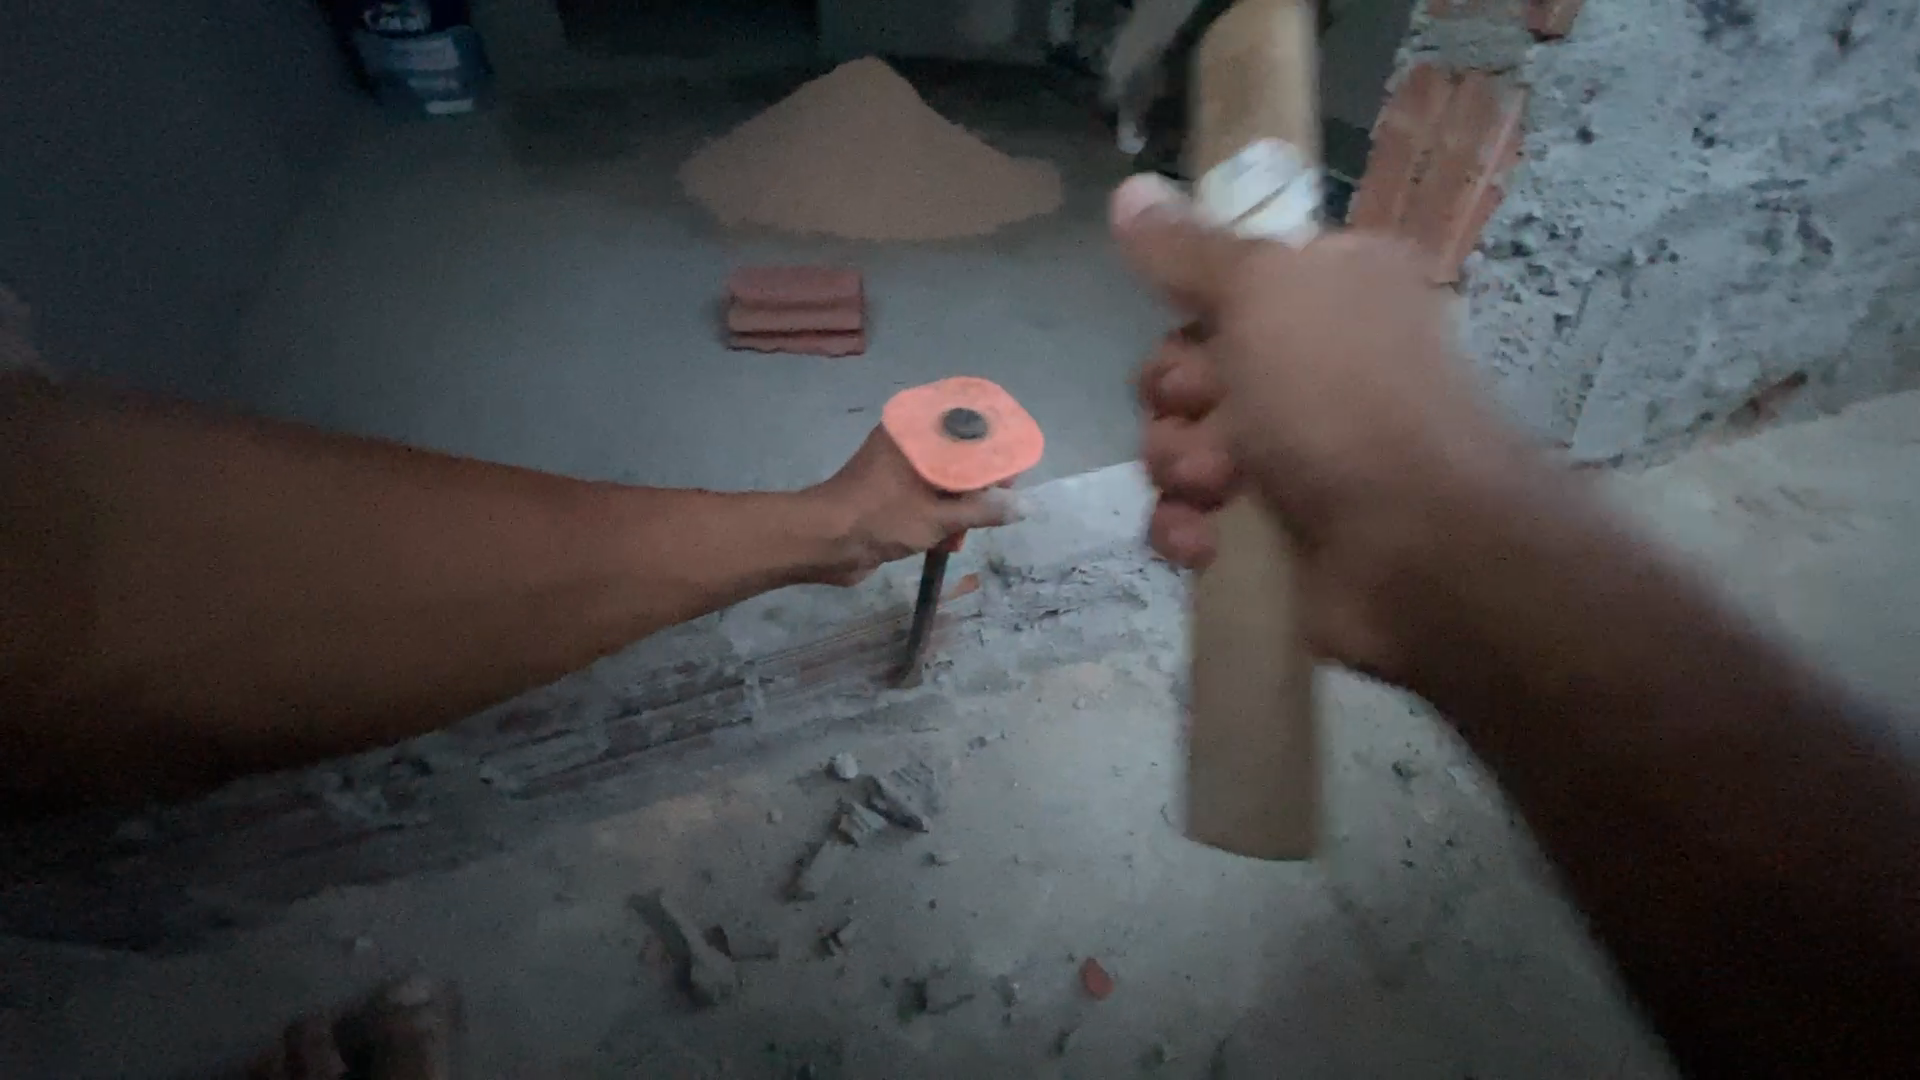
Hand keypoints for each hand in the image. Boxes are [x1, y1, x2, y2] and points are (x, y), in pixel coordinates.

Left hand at [807, 426, 1014, 586]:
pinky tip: (947, 542)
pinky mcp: (890, 497)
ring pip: (943, 483)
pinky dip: (939, 519)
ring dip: (958, 508)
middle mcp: (906, 444)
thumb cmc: (880, 519)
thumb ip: (982, 511)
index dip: (993, 447)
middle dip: (978, 486)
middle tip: (994, 507)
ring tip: (965, 531)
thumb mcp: (938, 516)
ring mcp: (896, 471)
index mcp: (914, 431)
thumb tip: (1023, 507)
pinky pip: (926, 501)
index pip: (966, 426)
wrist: (823, 544)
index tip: (1010, 474)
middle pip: (958, 457)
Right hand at [1113, 174, 1533, 677]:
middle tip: (1213, 414)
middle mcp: (1306, 366)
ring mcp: (1287, 451)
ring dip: (1180, 467)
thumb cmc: (1342, 398)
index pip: (1216, 289)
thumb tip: (1129, 191)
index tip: (1197, 331)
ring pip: (1177, 447)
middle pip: (1185, 372)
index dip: (1189, 315)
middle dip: (1180, 401)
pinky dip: (1187, 526)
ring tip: (1219, 486)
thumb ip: (1189, 249)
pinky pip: (1188, 514)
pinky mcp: (1266, 526)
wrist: (1413, 549)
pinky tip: (1207, 539)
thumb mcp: (1263, 293)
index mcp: (1324, 292)